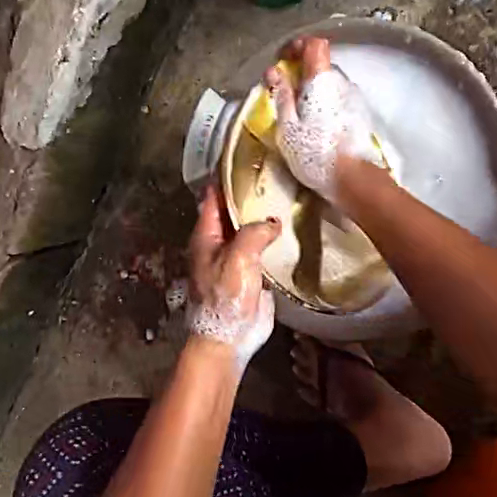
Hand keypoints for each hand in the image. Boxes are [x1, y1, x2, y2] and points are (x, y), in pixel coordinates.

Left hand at [186, 186, 280, 367]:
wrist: (230, 337)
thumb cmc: (225, 296)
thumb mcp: (238, 256)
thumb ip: (255, 233)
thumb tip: (273, 223)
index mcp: (205, 236)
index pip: (213, 197)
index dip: (226, 178)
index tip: (245, 160)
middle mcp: (218, 243)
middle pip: (234, 212)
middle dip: (250, 195)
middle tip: (276, 176)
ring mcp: (235, 259)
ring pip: (250, 230)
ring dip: (264, 217)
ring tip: (288, 198)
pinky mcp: (252, 274)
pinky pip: (263, 250)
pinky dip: (273, 239)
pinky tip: (291, 230)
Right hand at [265, 36, 383, 203]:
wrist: (354, 180)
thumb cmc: (315, 153)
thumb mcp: (288, 126)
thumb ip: (282, 95)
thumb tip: (275, 71)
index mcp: (322, 80)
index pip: (315, 44)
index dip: (298, 46)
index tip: (283, 61)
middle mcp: (342, 83)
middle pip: (322, 65)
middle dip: (302, 73)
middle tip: (284, 93)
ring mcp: (355, 99)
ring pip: (330, 85)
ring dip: (313, 92)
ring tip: (298, 115)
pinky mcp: (360, 116)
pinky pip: (338, 101)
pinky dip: (324, 106)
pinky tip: (315, 127)